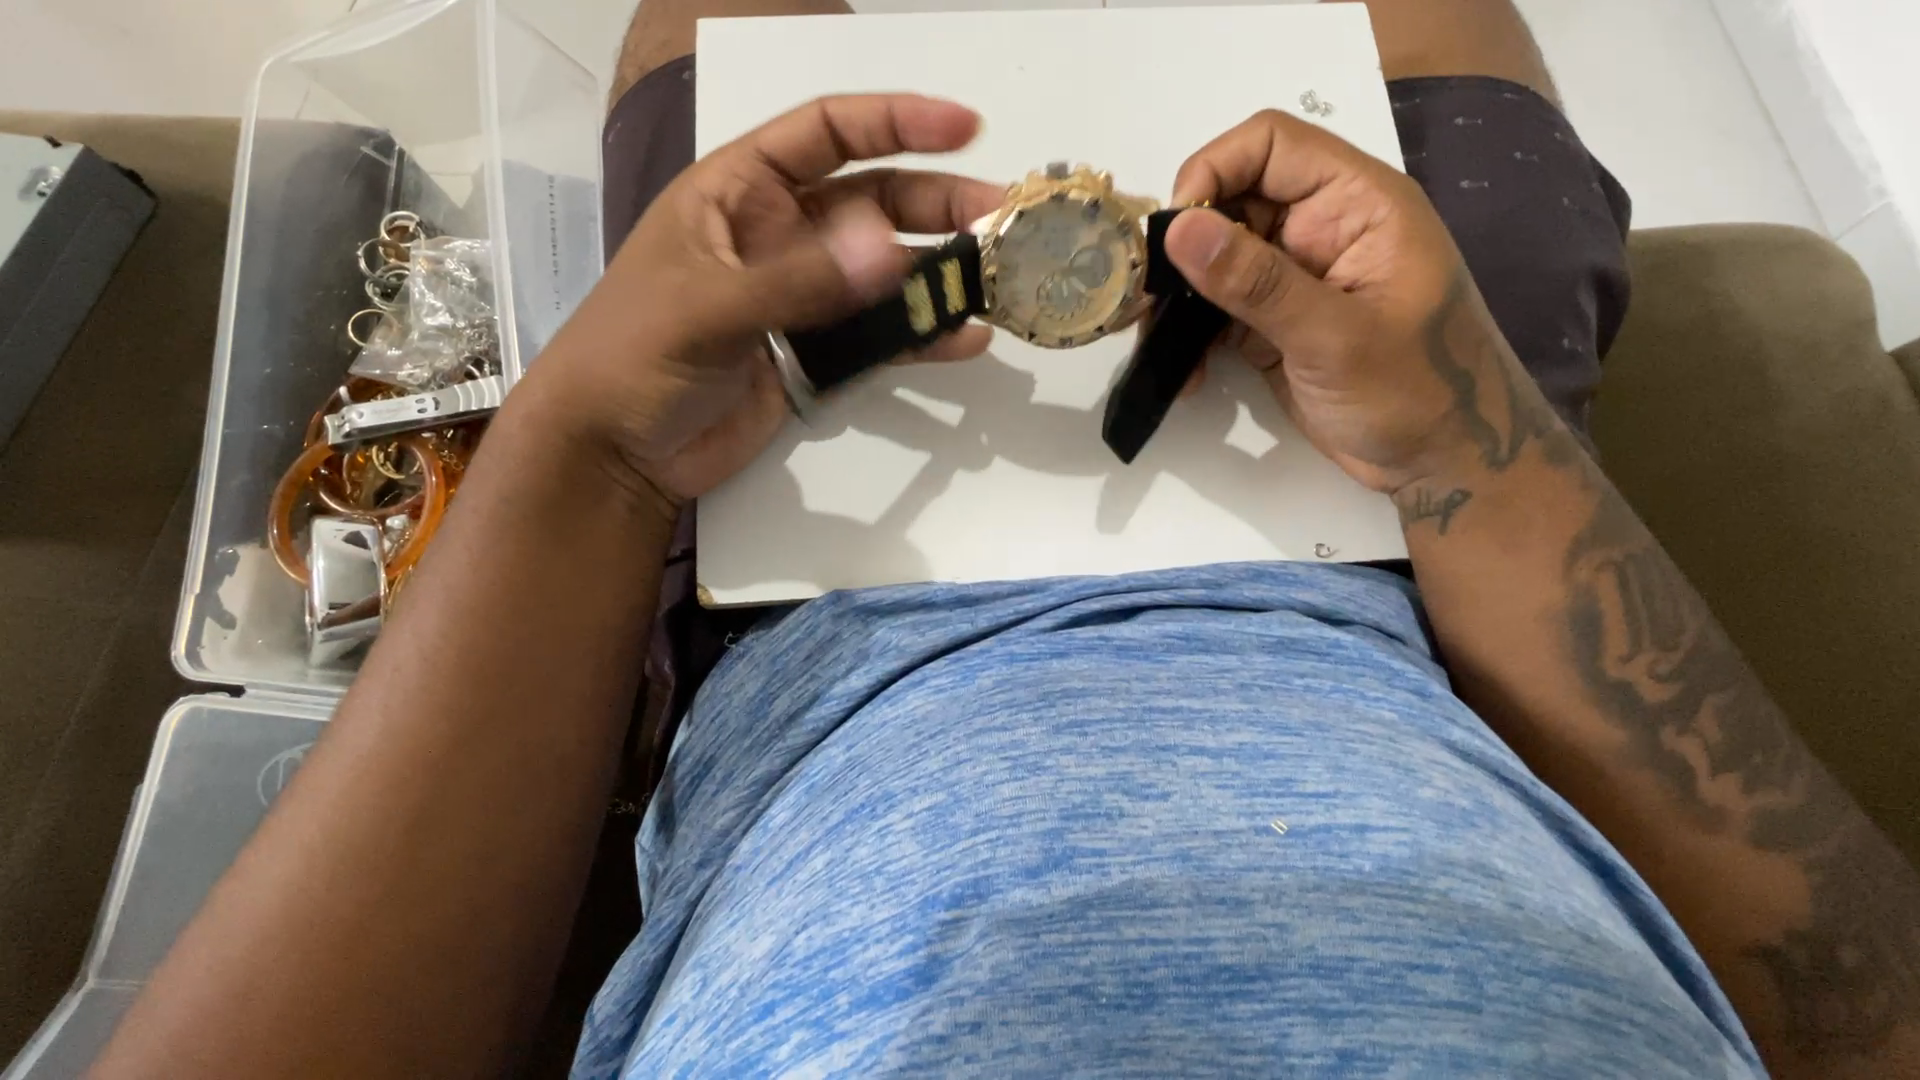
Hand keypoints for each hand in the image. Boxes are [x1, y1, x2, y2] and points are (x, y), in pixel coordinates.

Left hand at [522, 95, 1001, 506]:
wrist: (617, 453)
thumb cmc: (634, 358)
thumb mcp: (708, 308)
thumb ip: (800, 281)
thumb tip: (894, 250)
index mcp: (740, 192)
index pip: (827, 133)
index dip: (897, 121)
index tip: (967, 130)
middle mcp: (779, 235)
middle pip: (873, 201)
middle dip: (938, 204)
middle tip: (1000, 219)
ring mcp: (802, 299)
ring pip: (884, 272)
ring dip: (938, 273)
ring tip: (995, 278)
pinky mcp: (816, 355)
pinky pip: (879, 337)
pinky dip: (920, 337)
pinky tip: (964, 340)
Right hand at [1160, 110, 1563, 496]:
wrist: (1441, 460)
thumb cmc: (1415, 390)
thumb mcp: (1334, 335)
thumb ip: (1256, 281)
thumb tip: (1178, 230)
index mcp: (1354, 204)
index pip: (1270, 144)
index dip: (1213, 171)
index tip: (1174, 233)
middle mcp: (1319, 229)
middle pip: (1231, 201)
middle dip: (1183, 244)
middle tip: (1146, 297)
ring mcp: (1293, 280)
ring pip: (1216, 260)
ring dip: (1180, 297)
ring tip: (1152, 338)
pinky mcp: (1273, 325)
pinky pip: (1218, 313)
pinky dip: (1193, 338)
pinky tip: (1183, 374)